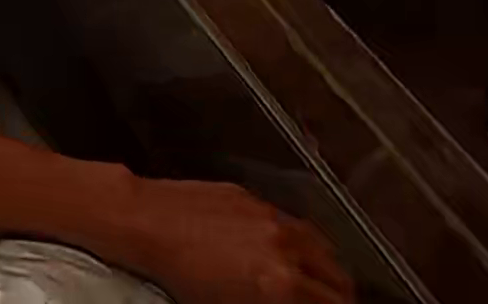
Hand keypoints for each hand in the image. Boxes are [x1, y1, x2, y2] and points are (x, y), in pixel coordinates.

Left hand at [128, 177, 354, 303]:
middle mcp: (283, 245)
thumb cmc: (181, 275)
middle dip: (338, 296)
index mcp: (282, 283)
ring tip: (318, 281)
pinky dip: (297, 238)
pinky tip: (284, 248)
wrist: (149, 222)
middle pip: (338, 277)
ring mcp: (267, 214)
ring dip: (324, 265)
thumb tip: (287, 299)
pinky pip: (288, 219)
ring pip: (319, 243)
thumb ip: (275, 303)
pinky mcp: (249, 195)